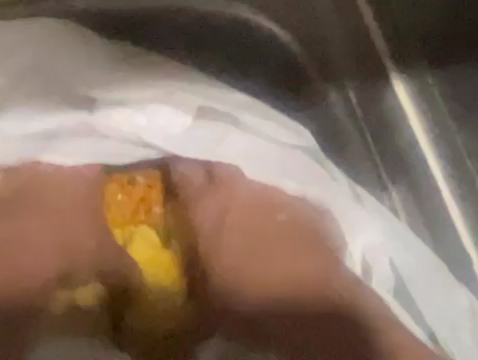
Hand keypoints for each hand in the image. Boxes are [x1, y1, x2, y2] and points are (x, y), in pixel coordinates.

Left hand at [0, 163, 136, 307]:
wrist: (8, 269)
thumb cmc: (67, 255)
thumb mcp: (108, 265)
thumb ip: (127, 267)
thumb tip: (142, 280)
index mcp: (82, 174)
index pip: (98, 172)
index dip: (102, 189)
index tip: (105, 206)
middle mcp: (51, 166)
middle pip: (65, 174)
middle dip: (70, 192)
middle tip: (77, 217)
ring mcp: (17, 178)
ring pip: (35, 181)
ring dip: (39, 195)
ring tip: (46, 222)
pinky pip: (4, 195)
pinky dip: (11, 206)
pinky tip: (16, 223)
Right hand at [170, 159, 354, 313]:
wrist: (317, 309)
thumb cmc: (249, 303)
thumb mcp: (203, 297)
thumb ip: (187, 271)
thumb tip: (173, 275)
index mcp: (206, 204)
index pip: (178, 169)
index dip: (168, 171)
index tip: (161, 179)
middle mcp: (238, 188)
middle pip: (214, 168)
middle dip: (204, 179)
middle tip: (200, 200)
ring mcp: (276, 194)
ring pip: (251, 187)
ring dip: (243, 200)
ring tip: (243, 225)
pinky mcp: (309, 208)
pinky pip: (285, 204)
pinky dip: (278, 216)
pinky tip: (282, 238)